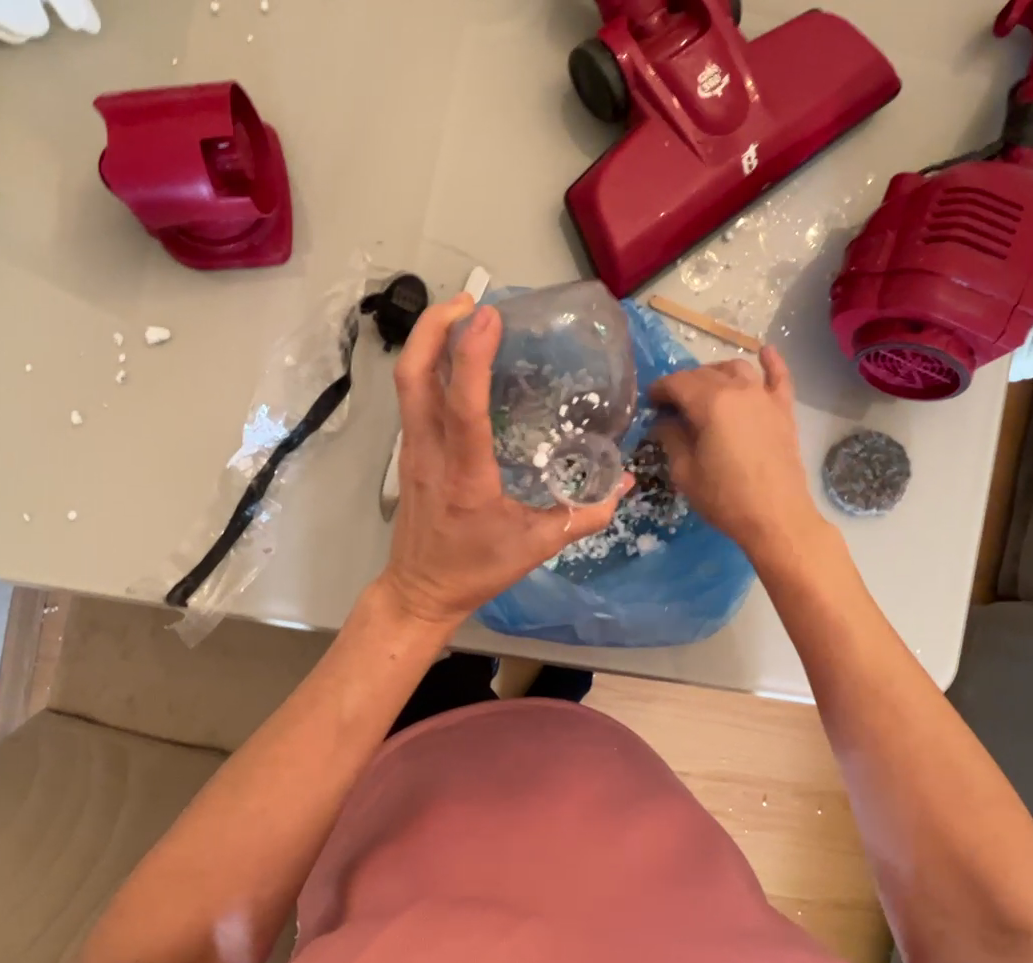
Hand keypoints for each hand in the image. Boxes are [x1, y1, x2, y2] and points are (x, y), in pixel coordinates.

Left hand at [377, 295, 631, 627]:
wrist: (418, 591)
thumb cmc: (474, 570)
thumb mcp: (536, 548)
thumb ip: (583, 515)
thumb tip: (624, 483)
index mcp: (464, 475)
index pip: (462, 405)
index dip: (471, 355)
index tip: (487, 315)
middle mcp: (430, 452)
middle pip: (413, 375)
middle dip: (433, 327)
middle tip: (469, 301)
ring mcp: (413, 449)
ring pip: (407, 381)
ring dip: (428, 340)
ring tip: (462, 315)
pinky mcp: (410, 451)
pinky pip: (413, 396)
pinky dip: (429, 364)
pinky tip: (458, 359)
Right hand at [650, 347, 823, 554]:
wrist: (776, 517)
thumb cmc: (724, 498)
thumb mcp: (685, 472)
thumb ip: (671, 438)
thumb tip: (664, 421)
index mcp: (710, 402)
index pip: (677, 383)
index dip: (659, 390)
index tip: (649, 403)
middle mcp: (738, 390)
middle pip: (704, 374)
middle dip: (683, 384)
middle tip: (671, 405)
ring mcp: (764, 398)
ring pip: (736, 369)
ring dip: (715, 373)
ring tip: (704, 388)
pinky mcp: (783, 411)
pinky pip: (779, 377)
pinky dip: (771, 362)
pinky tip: (765, 351)